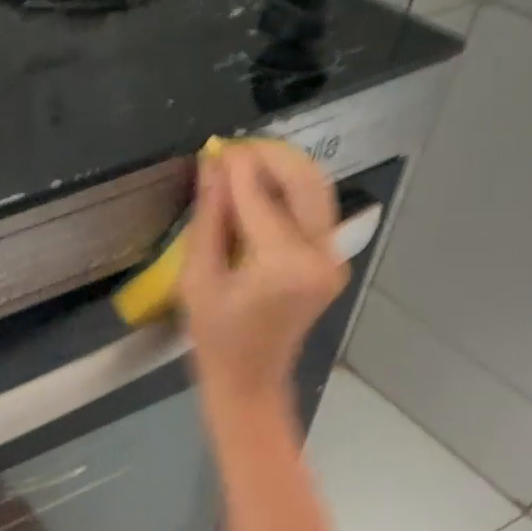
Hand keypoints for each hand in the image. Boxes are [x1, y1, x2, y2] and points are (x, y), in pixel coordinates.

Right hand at [179, 141, 347, 405]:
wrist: (250, 383)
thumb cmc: (215, 341)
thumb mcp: (198, 279)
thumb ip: (209, 217)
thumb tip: (211, 164)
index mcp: (284, 264)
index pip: (260, 195)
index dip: (235, 166)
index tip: (215, 147)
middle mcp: (319, 255)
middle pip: (303, 179)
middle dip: (268, 157)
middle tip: (232, 155)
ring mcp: (333, 259)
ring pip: (315, 190)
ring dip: (281, 172)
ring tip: (243, 172)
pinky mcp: (333, 263)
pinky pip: (315, 213)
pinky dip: (289, 196)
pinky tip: (259, 197)